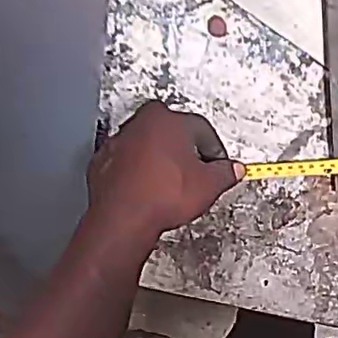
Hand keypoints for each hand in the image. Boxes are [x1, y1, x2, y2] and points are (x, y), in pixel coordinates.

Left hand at [86, 102, 243, 247]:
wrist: (123, 216)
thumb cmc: (161, 196)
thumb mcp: (209, 185)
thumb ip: (225, 173)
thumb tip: (232, 170)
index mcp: (170, 121)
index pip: (203, 129)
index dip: (216, 151)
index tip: (219, 166)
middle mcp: (142, 123)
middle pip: (174, 132)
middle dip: (188, 152)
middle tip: (198, 172)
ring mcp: (120, 140)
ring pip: (151, 145)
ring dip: (164, 160)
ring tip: (175, 185)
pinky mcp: (105, 159)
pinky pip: (132, 160)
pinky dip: (143, 171)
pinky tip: (153, 189)